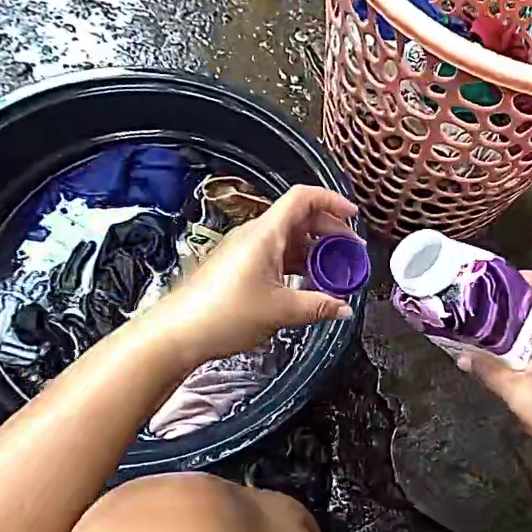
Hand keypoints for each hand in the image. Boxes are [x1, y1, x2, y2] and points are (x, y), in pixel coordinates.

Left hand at [139, 185, 358, 369]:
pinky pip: (275, 254)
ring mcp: (245, 249)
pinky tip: (308, 282)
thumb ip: (318, 306)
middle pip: (300, 218)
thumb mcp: (280, 311)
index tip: (354, 217)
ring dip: (315, 250)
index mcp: (265, 234)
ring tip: (334, 272)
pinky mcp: (239, 265)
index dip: (332, 201)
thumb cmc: (223, 314)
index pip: (303, 198)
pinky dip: (297, 262)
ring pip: (289, 238)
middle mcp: (255, 235)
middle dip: (330, 231)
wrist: (177, 333)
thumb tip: (343, 308)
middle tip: (351, 253)